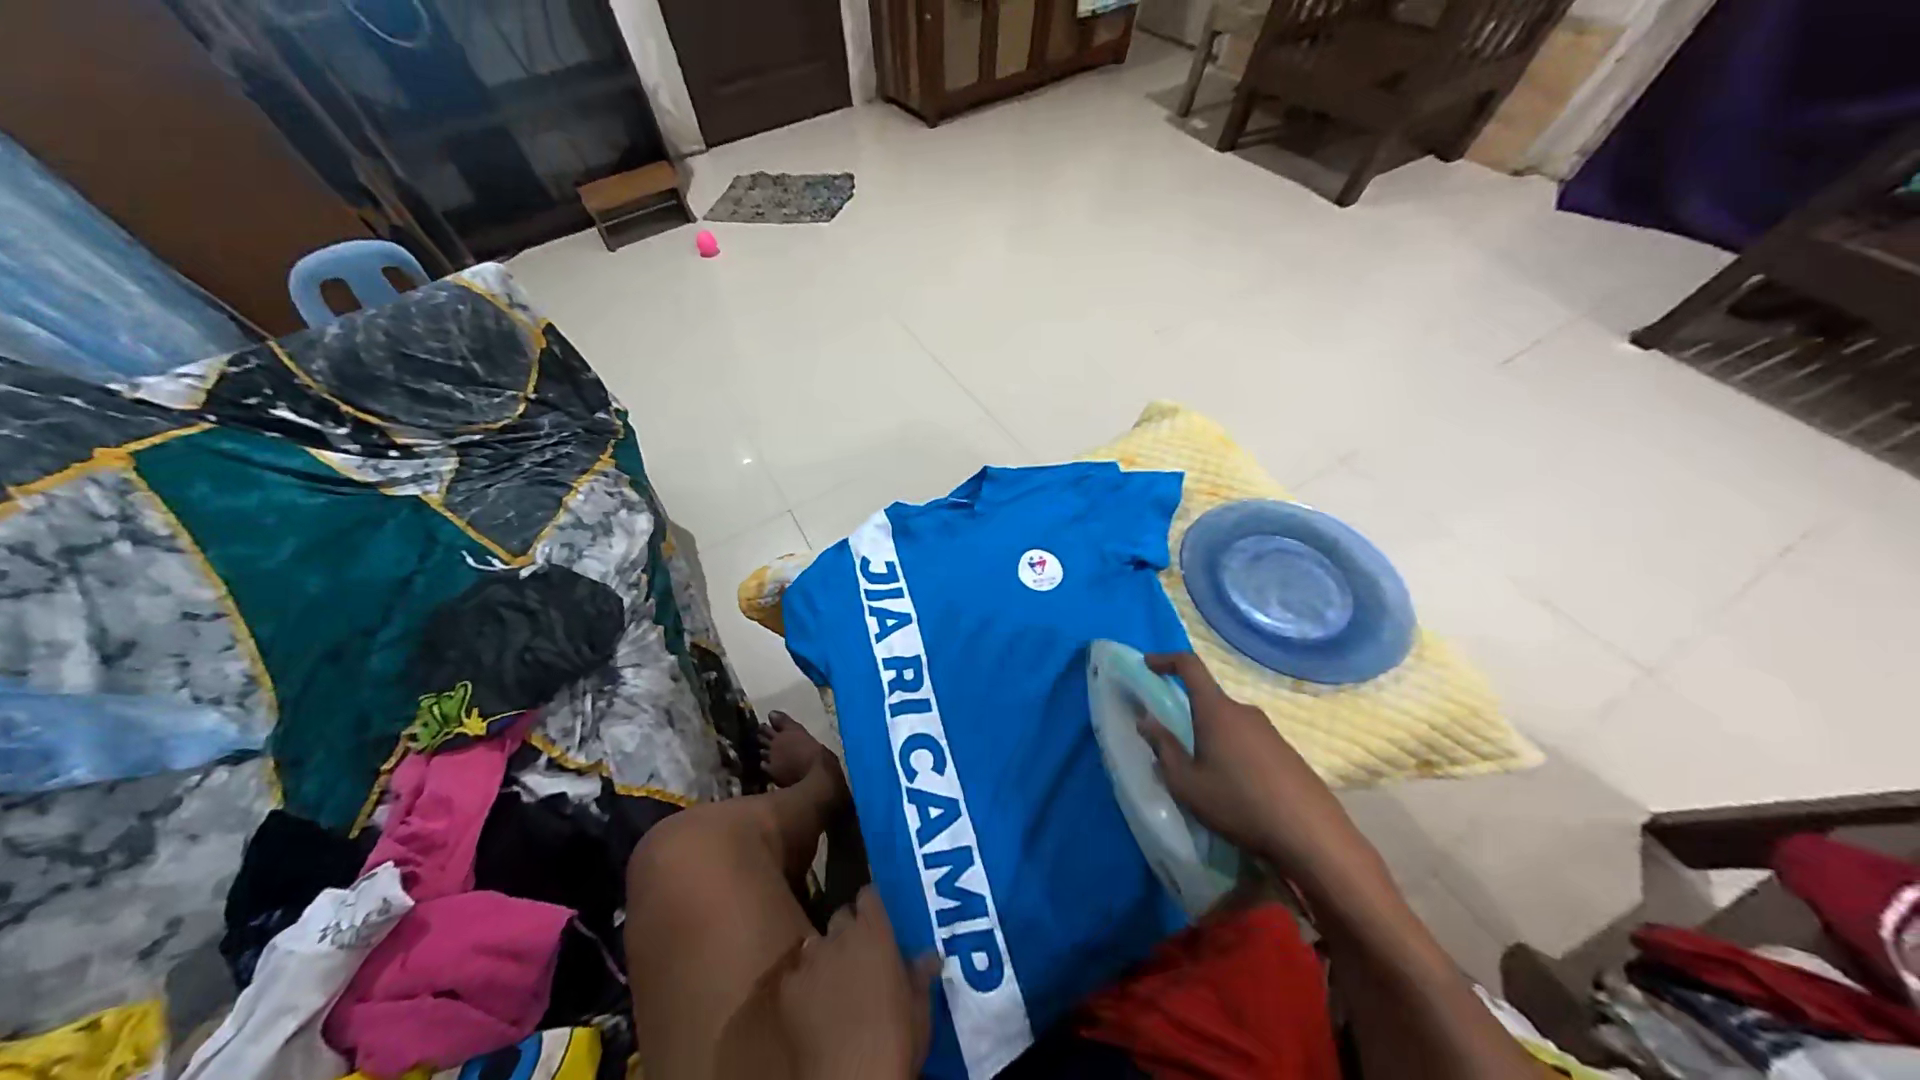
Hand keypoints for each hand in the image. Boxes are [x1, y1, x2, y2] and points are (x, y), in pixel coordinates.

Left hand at [776, 886, 938, 1079]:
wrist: (852, 1077)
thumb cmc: (896, 1037)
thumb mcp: (919, 1006)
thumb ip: (919, 973)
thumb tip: (928, 956)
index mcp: (874, 931)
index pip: (869, 895)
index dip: (872, 905)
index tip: (878, 917)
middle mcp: (838, 936)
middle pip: (840, 916)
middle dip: (848, 931)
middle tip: (860, 955)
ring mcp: (809, 961)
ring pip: (815, 945)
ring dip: (824, 956)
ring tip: (834, 982)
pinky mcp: (787, 990)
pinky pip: (795, 977)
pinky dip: (803, 986)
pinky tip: (813, 1008)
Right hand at [1137, 652, 1376, 889]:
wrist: (1312, 836)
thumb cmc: (1239, 804)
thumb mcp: (1187, 783)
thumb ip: (1163, 748)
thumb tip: (1145, 720)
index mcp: (1217, 711)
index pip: (1190, 666)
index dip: (1166, 659)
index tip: (1148, 664)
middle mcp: (1244, 711)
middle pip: (1209, 700)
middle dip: (1187, 713)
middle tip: (1171, 742)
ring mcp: (1270, 731)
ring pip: (1229, 723)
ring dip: (1211, 736)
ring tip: (1202, 772)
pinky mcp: (1286, 752)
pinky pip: (1248, 741)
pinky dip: (1232, 752)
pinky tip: (1232, 786)